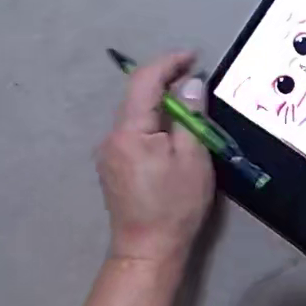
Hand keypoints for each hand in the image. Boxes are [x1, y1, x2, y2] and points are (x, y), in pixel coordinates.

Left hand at [97, 51, 215, 267]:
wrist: (148, 249)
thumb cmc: (175, 205)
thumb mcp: (193, 158)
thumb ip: (191, 116)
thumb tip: (191, 83)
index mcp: (129, 131)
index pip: (144, 81)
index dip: (168, 63)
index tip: (193, 57)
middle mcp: (111, 136)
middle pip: (137, 96)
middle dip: (166, 82)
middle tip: (196, 78)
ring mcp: (108, 152)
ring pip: (135, 114)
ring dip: (160, 103)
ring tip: (190, 105)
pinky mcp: (112, 166)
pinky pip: (133, 131)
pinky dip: (153, 121)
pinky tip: (172, 131)